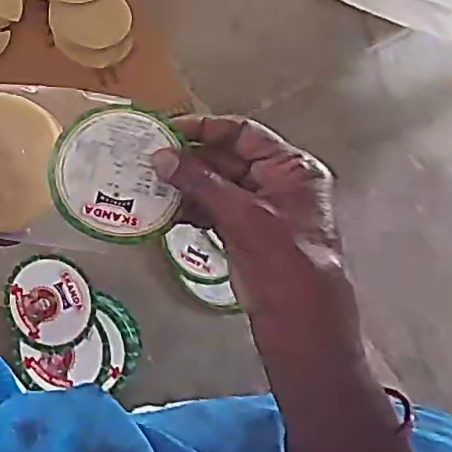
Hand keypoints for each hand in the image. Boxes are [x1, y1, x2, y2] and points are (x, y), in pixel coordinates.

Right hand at [153, 116, 361, 346]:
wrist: (300, 321)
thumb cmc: (283, 259)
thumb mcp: (242, 214)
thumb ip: (200, 182)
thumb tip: (161, 156)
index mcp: (291, 169)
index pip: (244, 134)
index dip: (206, 129)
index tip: (169, 131)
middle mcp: (277, 183)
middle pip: (226, 159)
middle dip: (189, 161)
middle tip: (151, 159)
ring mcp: (260, 209)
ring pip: (215, 185)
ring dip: (185, 185)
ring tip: (151, 183)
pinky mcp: (245, 231)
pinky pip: (213, 209)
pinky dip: (191, 208)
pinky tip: (165, 210)